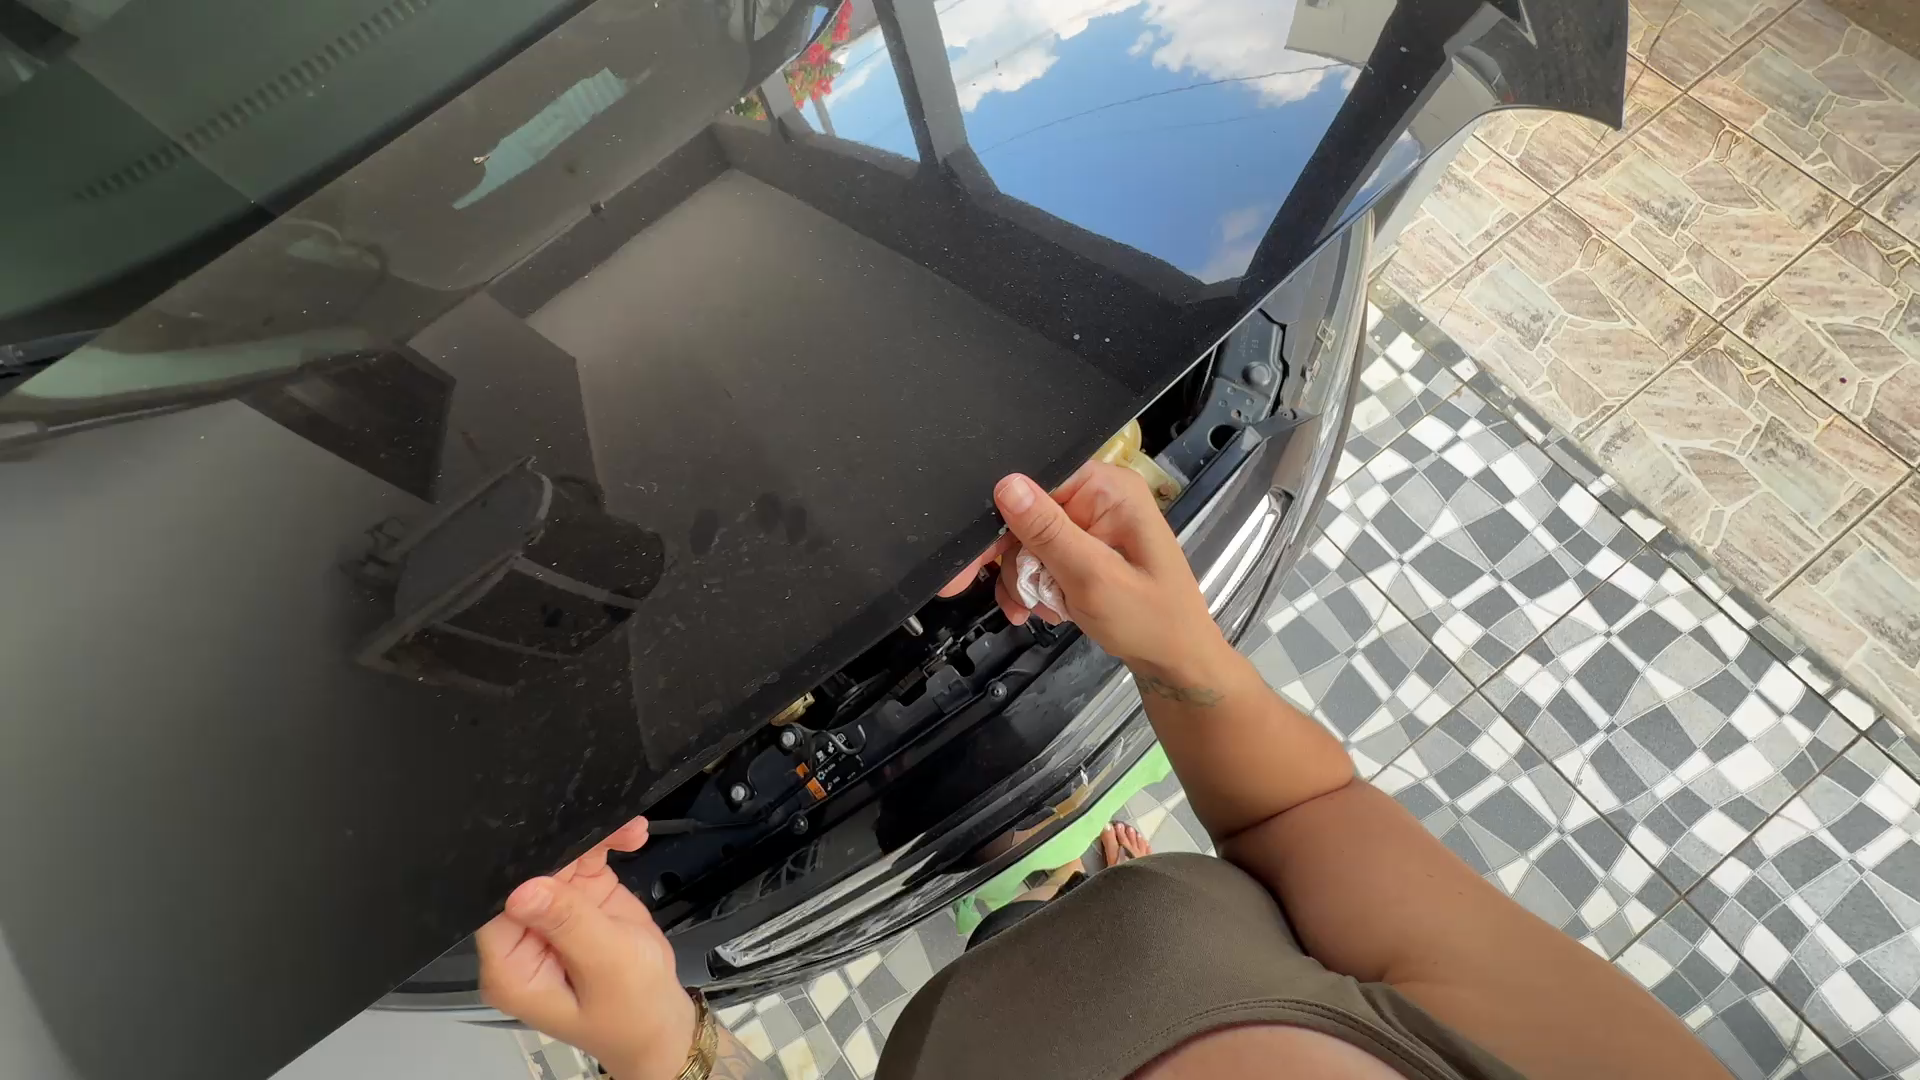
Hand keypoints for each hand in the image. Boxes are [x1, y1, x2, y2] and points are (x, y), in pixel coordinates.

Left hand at [477, 817, 694, 1079]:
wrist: (661, 1017)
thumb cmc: (632, 1005)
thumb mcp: (604, 965)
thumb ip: (569, 924)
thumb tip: (523, 890)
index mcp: (512, 965)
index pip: (502, 906)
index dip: (528, 871)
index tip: (562, 842)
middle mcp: (526, 937)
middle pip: (534, 875)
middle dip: (569, 845)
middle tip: (610, 825)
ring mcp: (555, 915)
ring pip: (564, 859)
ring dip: (596, 838)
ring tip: (631, 829)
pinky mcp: (583, 899)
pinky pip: (589, 860)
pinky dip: (611, 842)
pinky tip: (632, 835)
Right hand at [939, 463, 1227, 678]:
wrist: (1175, 663)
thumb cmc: (1148, 619)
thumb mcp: (1093, 577)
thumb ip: (1048, 531)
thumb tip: (1005, 484)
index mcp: (1108, 489)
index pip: (1038, 481)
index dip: (1002, 515)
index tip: (973, 556)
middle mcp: (1097, 498)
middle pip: (1026, 513)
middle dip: (1011, 559)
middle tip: (990, 593)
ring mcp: (1090, 525)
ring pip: (1026, 541)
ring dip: (1022, 580)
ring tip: (1036, 611)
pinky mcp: (1083, 550)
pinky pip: (1040, 559)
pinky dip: (1033, 586)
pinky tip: (1040, 611)